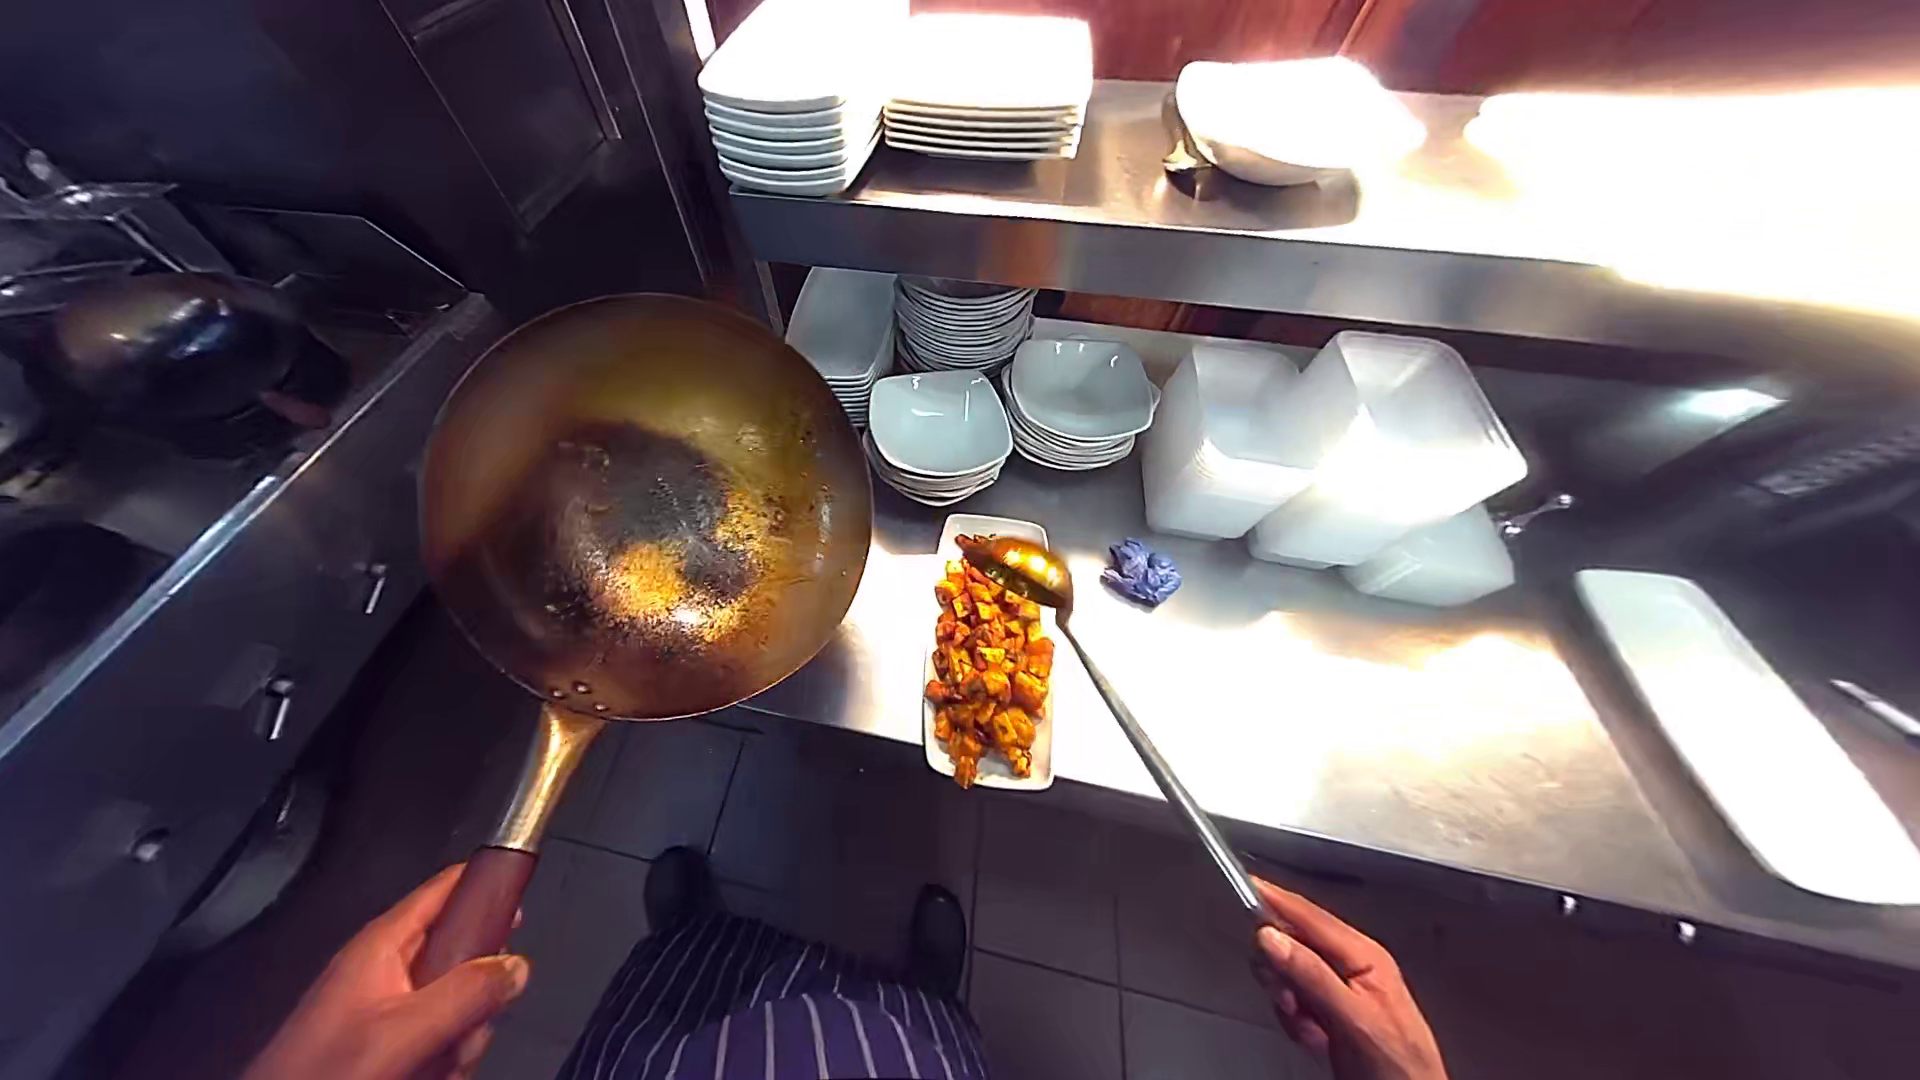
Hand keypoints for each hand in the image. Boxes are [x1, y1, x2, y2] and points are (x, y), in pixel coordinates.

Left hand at [242, 864, 529, 1079]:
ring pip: (461, 994)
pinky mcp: (385, 1044)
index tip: (521, 902)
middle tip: (478, 1015)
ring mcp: (387, 1008)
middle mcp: (390, 967)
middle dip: (483, 983)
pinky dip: (450, 1053)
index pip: (450, 885)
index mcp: (384, 944)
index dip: (490, 882)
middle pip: (467, 946)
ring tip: (449, 1061)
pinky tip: (438, 1075)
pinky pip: (442, 1029)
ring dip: (469, 1027)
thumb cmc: (324, 1078)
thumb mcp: (399, 1033)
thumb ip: (467, 992)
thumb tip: (520, 966)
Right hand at [1248, 877, 1447, 1079]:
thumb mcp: (1356, 1022)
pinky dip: (1292, 1017)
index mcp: (1364, 955)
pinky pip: (1291, 996)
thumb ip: (1311, 975)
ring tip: (1304, 1025)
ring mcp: (1339, 988)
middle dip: (1279, 968)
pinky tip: (1312, 1037)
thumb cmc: (1402, 1073)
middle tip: (1283, 995)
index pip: (1309, 914)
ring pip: (1287, 970)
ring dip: (1286, 997)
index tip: (1245, 887)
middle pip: (1292, 940)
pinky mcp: (1329, 1011)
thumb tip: (1269, 936)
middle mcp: (1350, 965)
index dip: (1275, 899)